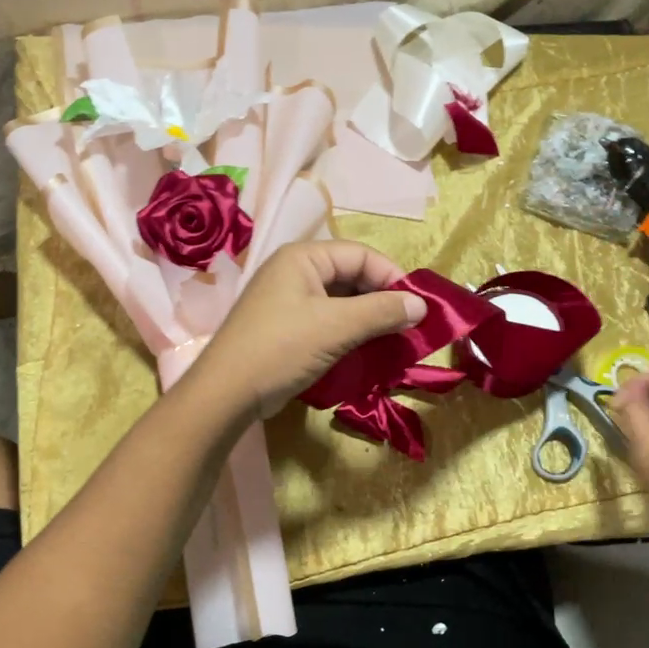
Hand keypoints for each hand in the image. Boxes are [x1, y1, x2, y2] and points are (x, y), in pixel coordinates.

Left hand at [188, 241, 427, 417]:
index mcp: (301, 257)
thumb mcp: (336, 327)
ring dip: (367, 320)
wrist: (227, 393)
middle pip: (350, 276)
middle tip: (408, 327)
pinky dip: (348, 334)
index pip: (360, 254)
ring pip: (339, 302)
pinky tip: (365, 352)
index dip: (392, 277)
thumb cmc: (281, 349)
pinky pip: (325, 322)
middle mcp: (293, 272)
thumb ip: (381, 312)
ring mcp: (286, 302)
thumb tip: (421, 305)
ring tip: (391, 342)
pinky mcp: (284, 330)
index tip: (417, 306)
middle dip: (381, 300)